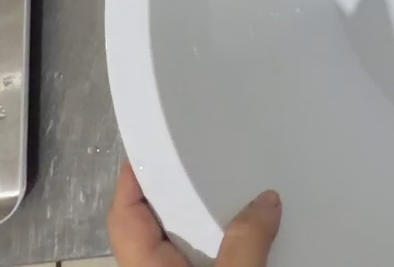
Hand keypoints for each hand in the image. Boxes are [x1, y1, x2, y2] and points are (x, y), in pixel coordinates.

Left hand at [108, 160, 281, 266]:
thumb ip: (245, 243)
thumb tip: (266, 200)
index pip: (127, 216)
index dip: (134, 177)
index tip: (152, 141)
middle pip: (161, 222)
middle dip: (184, 186)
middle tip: (214, 147)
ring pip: (192, 238)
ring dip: (215, 212)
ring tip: (245, 179)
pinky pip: (218, 251)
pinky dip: (234, 233)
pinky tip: (260, 223)